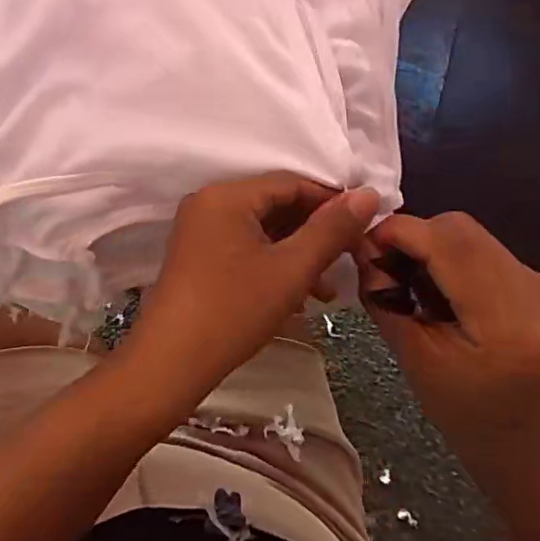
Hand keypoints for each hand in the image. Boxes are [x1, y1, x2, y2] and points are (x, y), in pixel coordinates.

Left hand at [122, 172, 380, 404]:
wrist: (172, 358)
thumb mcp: (291, 269)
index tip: (365, 228)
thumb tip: (367, 194)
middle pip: (274, 204)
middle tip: (348, 261)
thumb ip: (331, 230)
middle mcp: (207, 203)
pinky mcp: (196, 255)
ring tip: (326, 291)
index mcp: (226, 196)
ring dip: (296, 254)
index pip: (290, 182)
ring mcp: (198, 230)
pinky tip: (297, 296)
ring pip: (260, 230)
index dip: (331, 201)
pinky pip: (243, 247)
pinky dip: (272, 264)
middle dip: (314, 232)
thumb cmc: (234, 309)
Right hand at [358, 213, 539, 510]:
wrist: (535, 454)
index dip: (397, 231)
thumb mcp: (412, 358)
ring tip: (416, 287)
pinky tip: (445, 296)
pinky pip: (489, 254)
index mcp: (509, 321)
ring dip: (434, 250)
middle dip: (413, 238)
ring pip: (474, 238)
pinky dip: (456, 262)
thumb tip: (362, 247)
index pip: (447, 241)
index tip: (362, 247)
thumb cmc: (466, 417)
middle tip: (386, 269)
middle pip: (461, 229)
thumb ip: (384, 297)